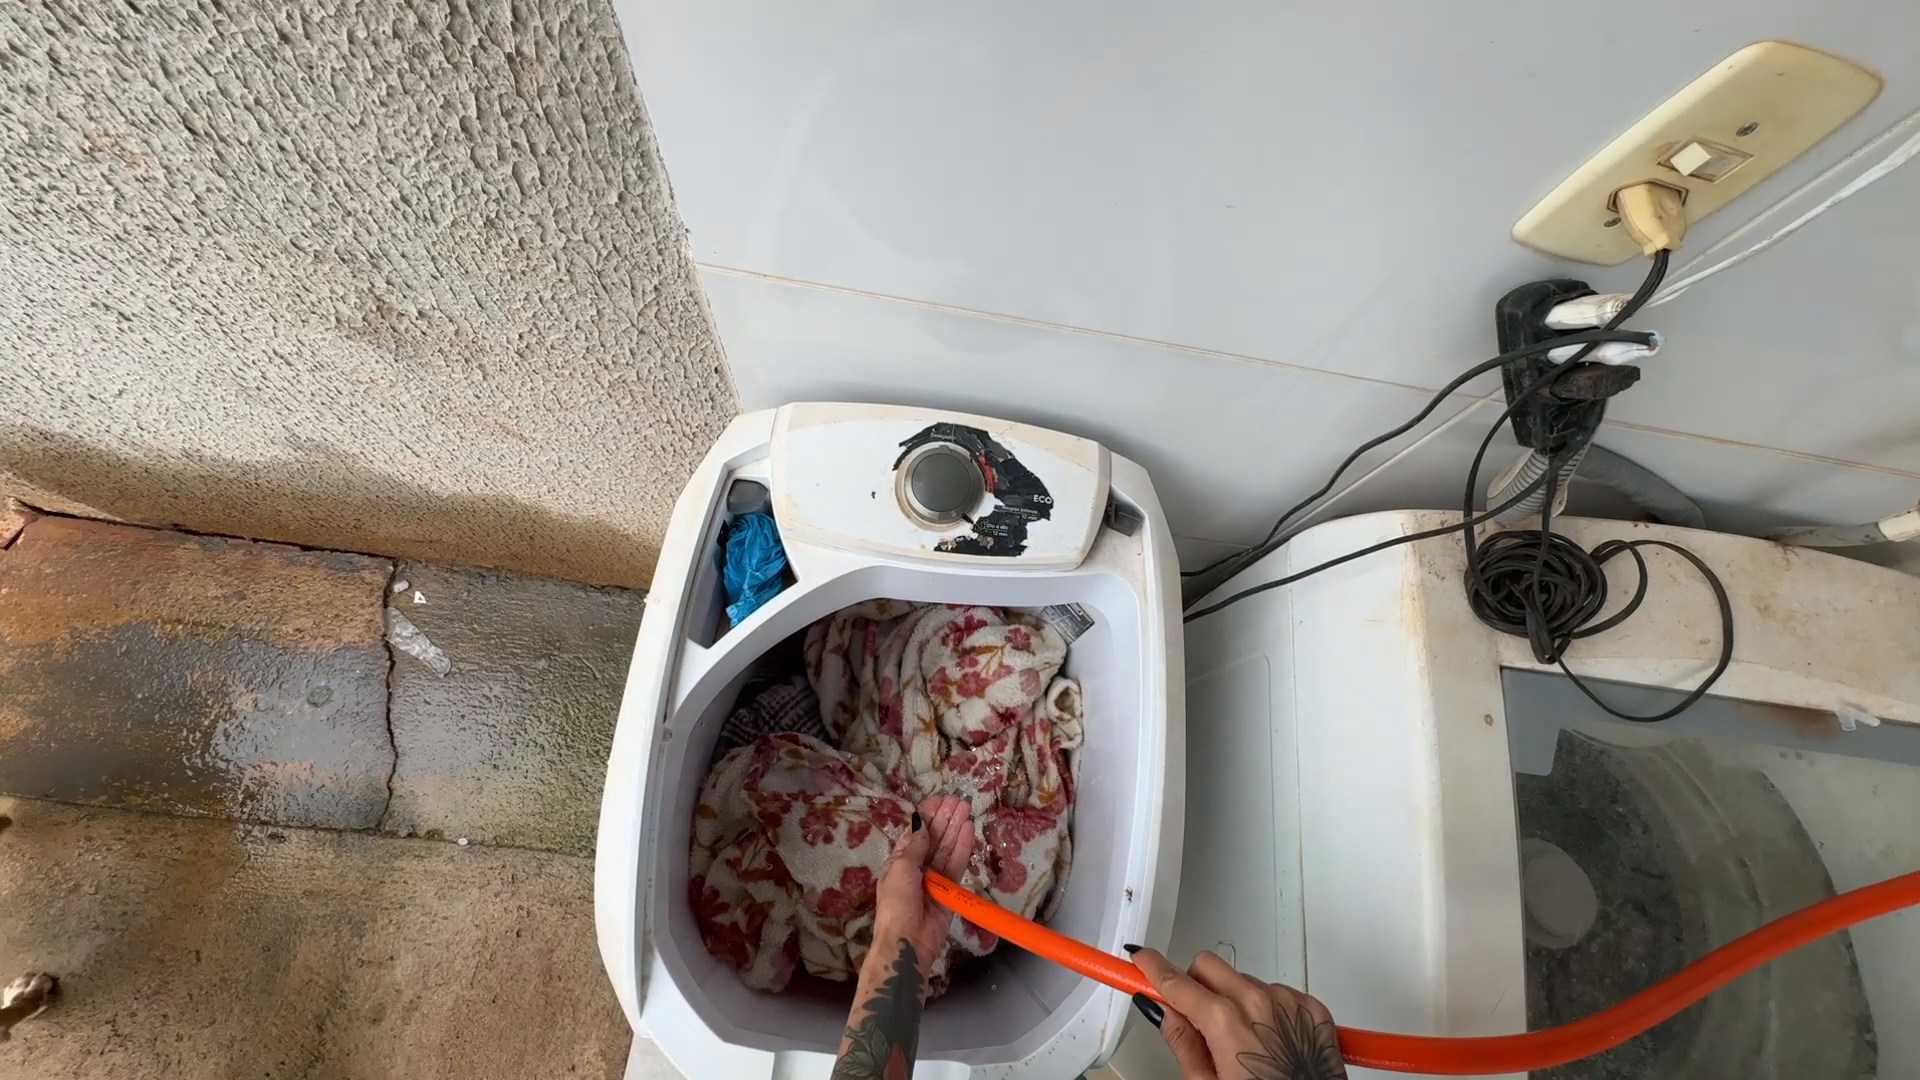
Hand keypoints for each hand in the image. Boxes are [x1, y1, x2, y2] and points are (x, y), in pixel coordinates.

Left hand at [871, 795, 973, 974]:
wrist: (907, 943)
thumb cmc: (897, 903)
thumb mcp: (900, 869)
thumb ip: (915, 846)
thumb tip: (921, 823)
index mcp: (899, 862)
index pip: (915, 833)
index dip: (927, 816)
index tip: (940, 799)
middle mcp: (917, 868)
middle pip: (934, 838)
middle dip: (945, 819)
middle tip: (958, 800)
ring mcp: (934, 880)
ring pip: (947, 849)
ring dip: (956, 828)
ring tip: (966, 808)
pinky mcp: (950, 891)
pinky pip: (957, 865)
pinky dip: (963, 847)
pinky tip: (969, 830)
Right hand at [1129, 948, 1346, 1079]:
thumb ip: (1184, 1045)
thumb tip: (1164, 1012)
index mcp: (1227, 1024)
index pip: (1176, 982)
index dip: (1152, 967)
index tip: (1139, 958)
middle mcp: (1258, 1003)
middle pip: (1207, 966)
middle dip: (1194, 983)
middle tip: (1196, 1019)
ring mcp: (1288, 1003)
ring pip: (1240, 978)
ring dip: (1232, 998)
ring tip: (1243, 1042)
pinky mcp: (1312, 1008)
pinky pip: (1274, 989)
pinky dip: (1265, 1007)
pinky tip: (1271, 1040)